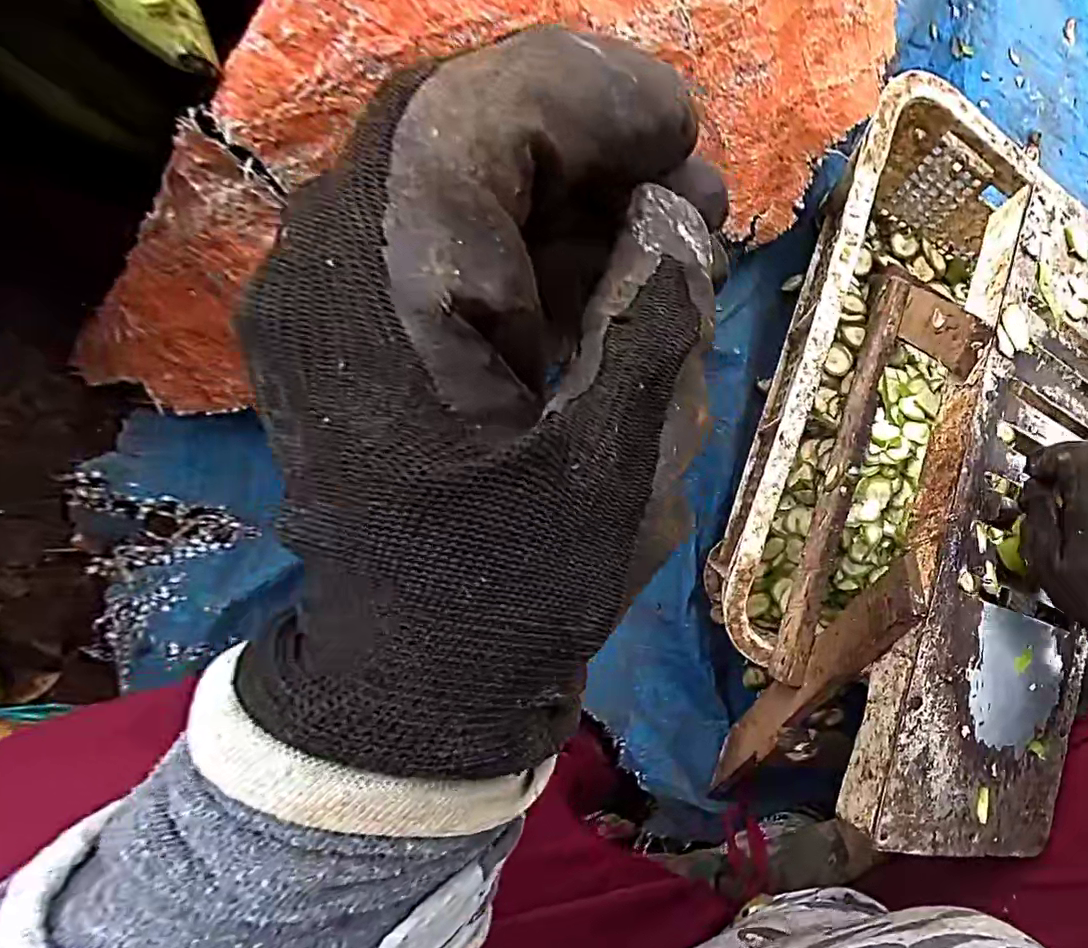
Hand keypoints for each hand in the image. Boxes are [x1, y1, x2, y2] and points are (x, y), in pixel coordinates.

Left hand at [234, 30, 723, 779]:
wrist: (437, 669)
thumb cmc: (520, 585)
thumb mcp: (604, 473)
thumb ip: (645, 337)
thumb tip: (681, 221)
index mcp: (382, 301)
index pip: (459, 124)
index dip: (581, 96)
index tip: (684, 120)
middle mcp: (348, 275)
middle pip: (460, 138)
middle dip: (591, 136)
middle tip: (698, 169)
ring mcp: (370, 304)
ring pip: (477, 194)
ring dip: (588, 192)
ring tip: (688, 214)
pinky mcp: (408, 339)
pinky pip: (489, 257)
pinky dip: (570, 247)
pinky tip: (640, 271)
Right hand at [1018, 439, 1087, 664]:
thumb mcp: (1047, 559)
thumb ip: (1038, 517)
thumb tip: (1034, 490)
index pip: (1072, 455)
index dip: (1048, 458)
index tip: (1034, 473)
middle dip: (1065, 457)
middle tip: (1046, 477)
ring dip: (1081, 470)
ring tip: (1062, 493)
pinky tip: (1083, 506)